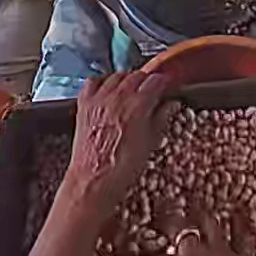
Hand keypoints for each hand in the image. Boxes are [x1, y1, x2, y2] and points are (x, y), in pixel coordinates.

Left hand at [62, 72, 176, 216]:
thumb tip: (170, 105)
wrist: (93, 180)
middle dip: (146, 80)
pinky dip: (102, 82)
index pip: (155, 81)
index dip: (163, 81)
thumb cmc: (122, 168)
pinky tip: (108, 90)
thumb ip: (160, 118)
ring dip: (126, 79)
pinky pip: (93, 82)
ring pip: (116, 76)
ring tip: (131, 90)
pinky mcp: (84, 105)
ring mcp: (99, 99)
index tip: (166, 85)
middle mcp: (117, 98)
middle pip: (136, 75)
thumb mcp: (149, 144)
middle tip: (152, 90)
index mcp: (137, 107)